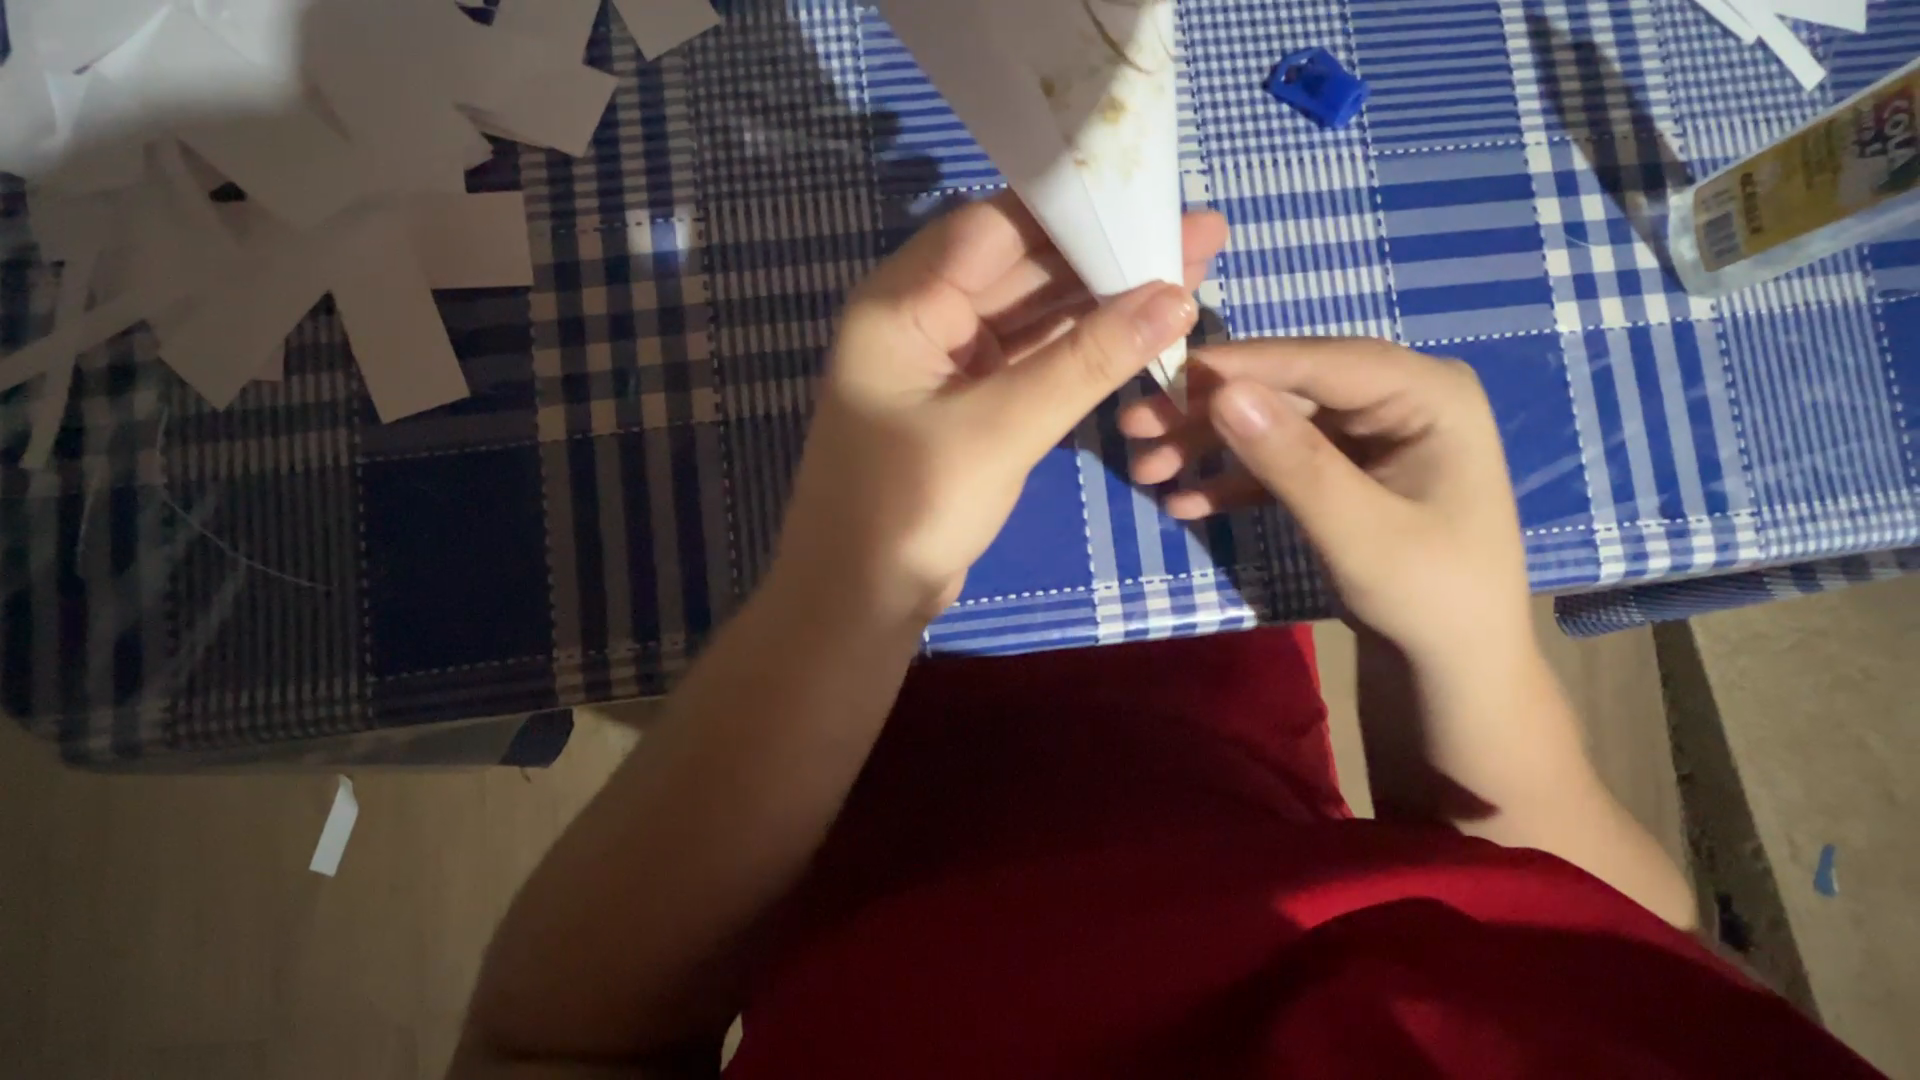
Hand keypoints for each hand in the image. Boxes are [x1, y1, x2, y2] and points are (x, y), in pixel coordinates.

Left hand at [773, 193, 1227, 622]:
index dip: (1078, 209)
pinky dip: (1083, 349)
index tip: (1156, 195)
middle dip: (1107, 254)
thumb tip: (1176, 296)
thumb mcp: (1001, 429)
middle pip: (1023, 266)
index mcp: (902, 302)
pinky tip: (1143, 330)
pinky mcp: (972, 402)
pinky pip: (1034, 358)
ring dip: (1104, 300)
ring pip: (1035, 313)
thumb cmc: (911, 510)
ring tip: (1192, 271)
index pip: (995, 226)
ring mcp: (950, 361)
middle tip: (1200, 234)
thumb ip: (1087, 361)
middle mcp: (923, 317)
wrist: (862, 600)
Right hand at [1119, 339, 1530, 664]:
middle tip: (1135, 424)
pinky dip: (1231, 482)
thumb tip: (1222, 394)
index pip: (1322, 362)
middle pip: (1286, 390)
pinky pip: (1276, 462)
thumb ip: (1292, 460)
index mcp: (1427, 394)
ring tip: (1145, 471)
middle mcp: (1395, 400)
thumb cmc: (1428, 595)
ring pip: (1271, 424)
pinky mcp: (1340, 470)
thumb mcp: (1357, 529)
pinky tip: (1184, 503)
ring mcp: (1365, 436)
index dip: (1242, 366)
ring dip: (1208, 447)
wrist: (1451, 664)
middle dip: (1208, 413)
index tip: (1167, 371)